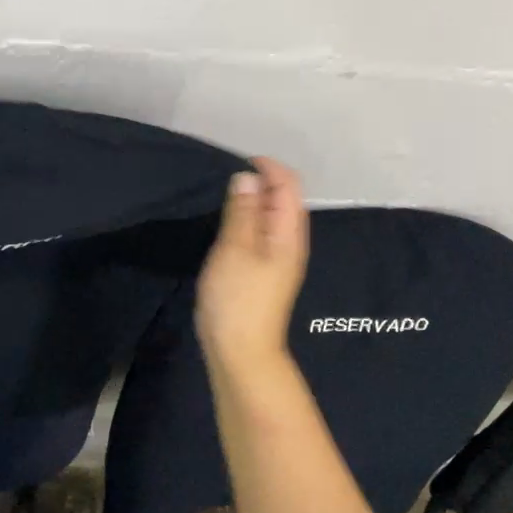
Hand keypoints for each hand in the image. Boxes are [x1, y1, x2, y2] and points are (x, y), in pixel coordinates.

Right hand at [195, 157, 310, 366]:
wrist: (241, 351)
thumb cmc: (238, 297)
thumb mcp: (235, 248)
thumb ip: (243, 211)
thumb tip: (247, 177)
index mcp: (288, 234)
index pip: (289, 186)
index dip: (268, 167)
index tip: (235, 161)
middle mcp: (289, 242)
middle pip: (283, 199)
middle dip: (259, 181)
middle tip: (224, 177)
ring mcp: (278, 258)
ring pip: (271, 216)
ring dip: (252, 200)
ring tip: (223, 196)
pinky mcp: (263, 270)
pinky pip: (260, 232)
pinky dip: (247, 219)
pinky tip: (227, 224)